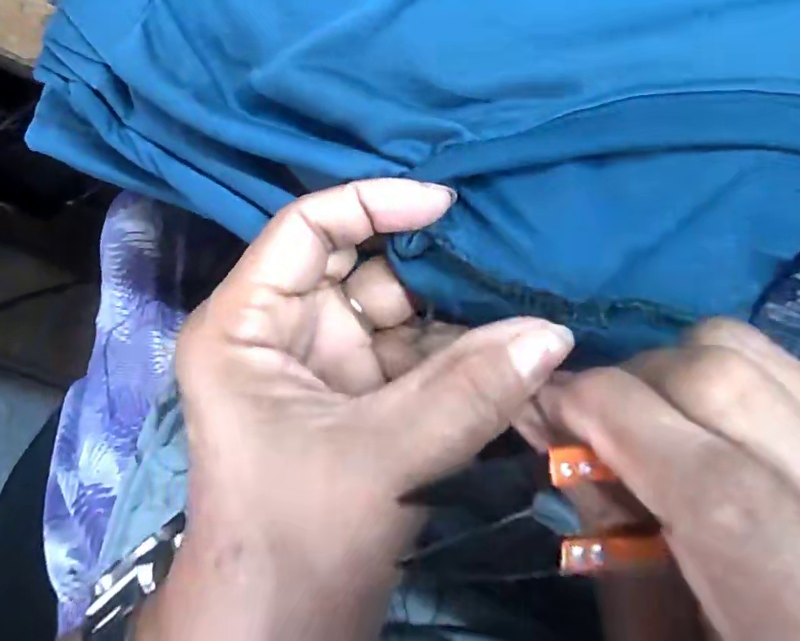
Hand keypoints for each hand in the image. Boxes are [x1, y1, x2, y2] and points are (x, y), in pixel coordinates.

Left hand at [139, 179, 574, 640]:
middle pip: (355, 261)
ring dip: (449, 306)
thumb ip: (469, 391)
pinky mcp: (354, 391)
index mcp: (246, 320)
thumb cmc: (297, 540)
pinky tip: (507, 342)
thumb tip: (554, 333)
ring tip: (517, 292)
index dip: (372, 202)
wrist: (278, 637)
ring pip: (390, 306)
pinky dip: (453, 347)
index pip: (307, 226)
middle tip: (493, 250)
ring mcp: (318, 357)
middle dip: (421, 257)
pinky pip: (407, 349)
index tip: (443, 204)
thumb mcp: (383, 457)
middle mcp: (278, 326)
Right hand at [540, 319, 799, 640]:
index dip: (623, 427)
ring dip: (689, 374)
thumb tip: (566, 428)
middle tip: (606, 412)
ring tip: (674, 423)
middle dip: (642, 381)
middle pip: (744, 395)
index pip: (728, 498)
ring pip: (774, 362)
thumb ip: (623, 554)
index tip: (553, 402)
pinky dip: (755, 395)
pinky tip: (759, 448)